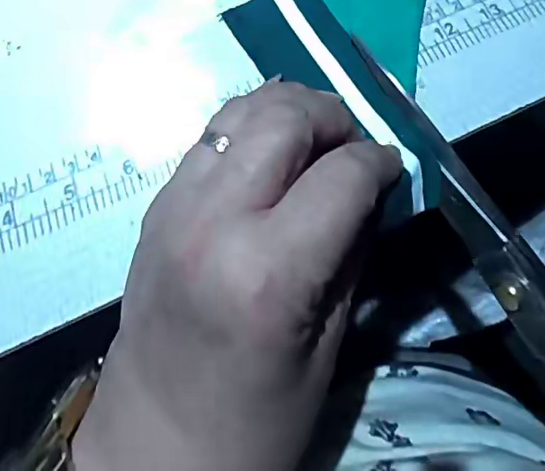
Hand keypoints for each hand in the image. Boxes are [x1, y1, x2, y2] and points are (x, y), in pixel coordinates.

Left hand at [72, 80, 402, 470]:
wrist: (151, 450)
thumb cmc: (258, 417)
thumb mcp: (330, 338)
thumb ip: (355, 243)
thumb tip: (377, 181)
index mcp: (268, 273)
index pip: (344, 174)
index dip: (380, 162)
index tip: (393, 168)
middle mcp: (215, 222)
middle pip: (286, 118)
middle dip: (334, 117)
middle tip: (353, 146)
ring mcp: (176, 205)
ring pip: (244, 108)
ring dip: (291, 111)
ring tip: (315, 140)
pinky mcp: (156, 202)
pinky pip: (213, 133)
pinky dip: (253, 127)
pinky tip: (273, 153)